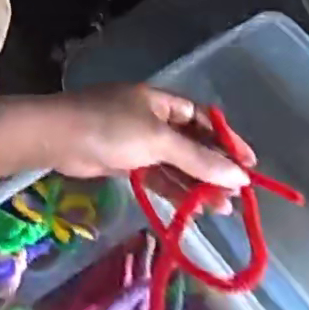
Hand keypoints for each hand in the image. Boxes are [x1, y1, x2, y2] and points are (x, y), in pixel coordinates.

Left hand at [47, 85, 253, 212]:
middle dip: (213, 167)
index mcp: (155, 99)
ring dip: (197, 183)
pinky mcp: (122, 159)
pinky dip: (174, 189)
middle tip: (237, 196)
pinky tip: (192, 209)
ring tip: (222, 210)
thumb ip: (198, 158)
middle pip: (189, 141)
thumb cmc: (109, 127)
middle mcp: (146, 115)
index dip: (225, 139)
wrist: (59, 136)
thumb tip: (239, 176)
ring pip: (174, 161)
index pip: (199, 115)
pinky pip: (156, 174)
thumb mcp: (159, 139)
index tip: (249, 165)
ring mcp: (133, 138)